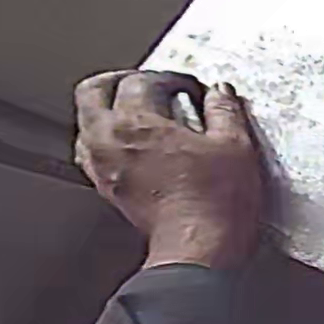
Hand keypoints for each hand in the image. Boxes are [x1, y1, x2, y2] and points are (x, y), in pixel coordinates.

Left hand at [74, 71, 262, 269]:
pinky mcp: (108, 187)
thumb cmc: (217, 200)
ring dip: (110, 108)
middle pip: (95, 90)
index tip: (193, 88)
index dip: (173, 79)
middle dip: (122, 80)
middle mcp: (109, 139)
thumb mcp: (235, 146)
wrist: (202, 244)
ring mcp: (103, 165)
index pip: (146, 81)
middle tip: (148, 84)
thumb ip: (225, 112)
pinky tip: (130, 146)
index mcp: (138, 122)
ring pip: (88, 119)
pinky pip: (92, 150)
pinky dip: (107, 139)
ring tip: (138, 112)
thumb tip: (220, 94)